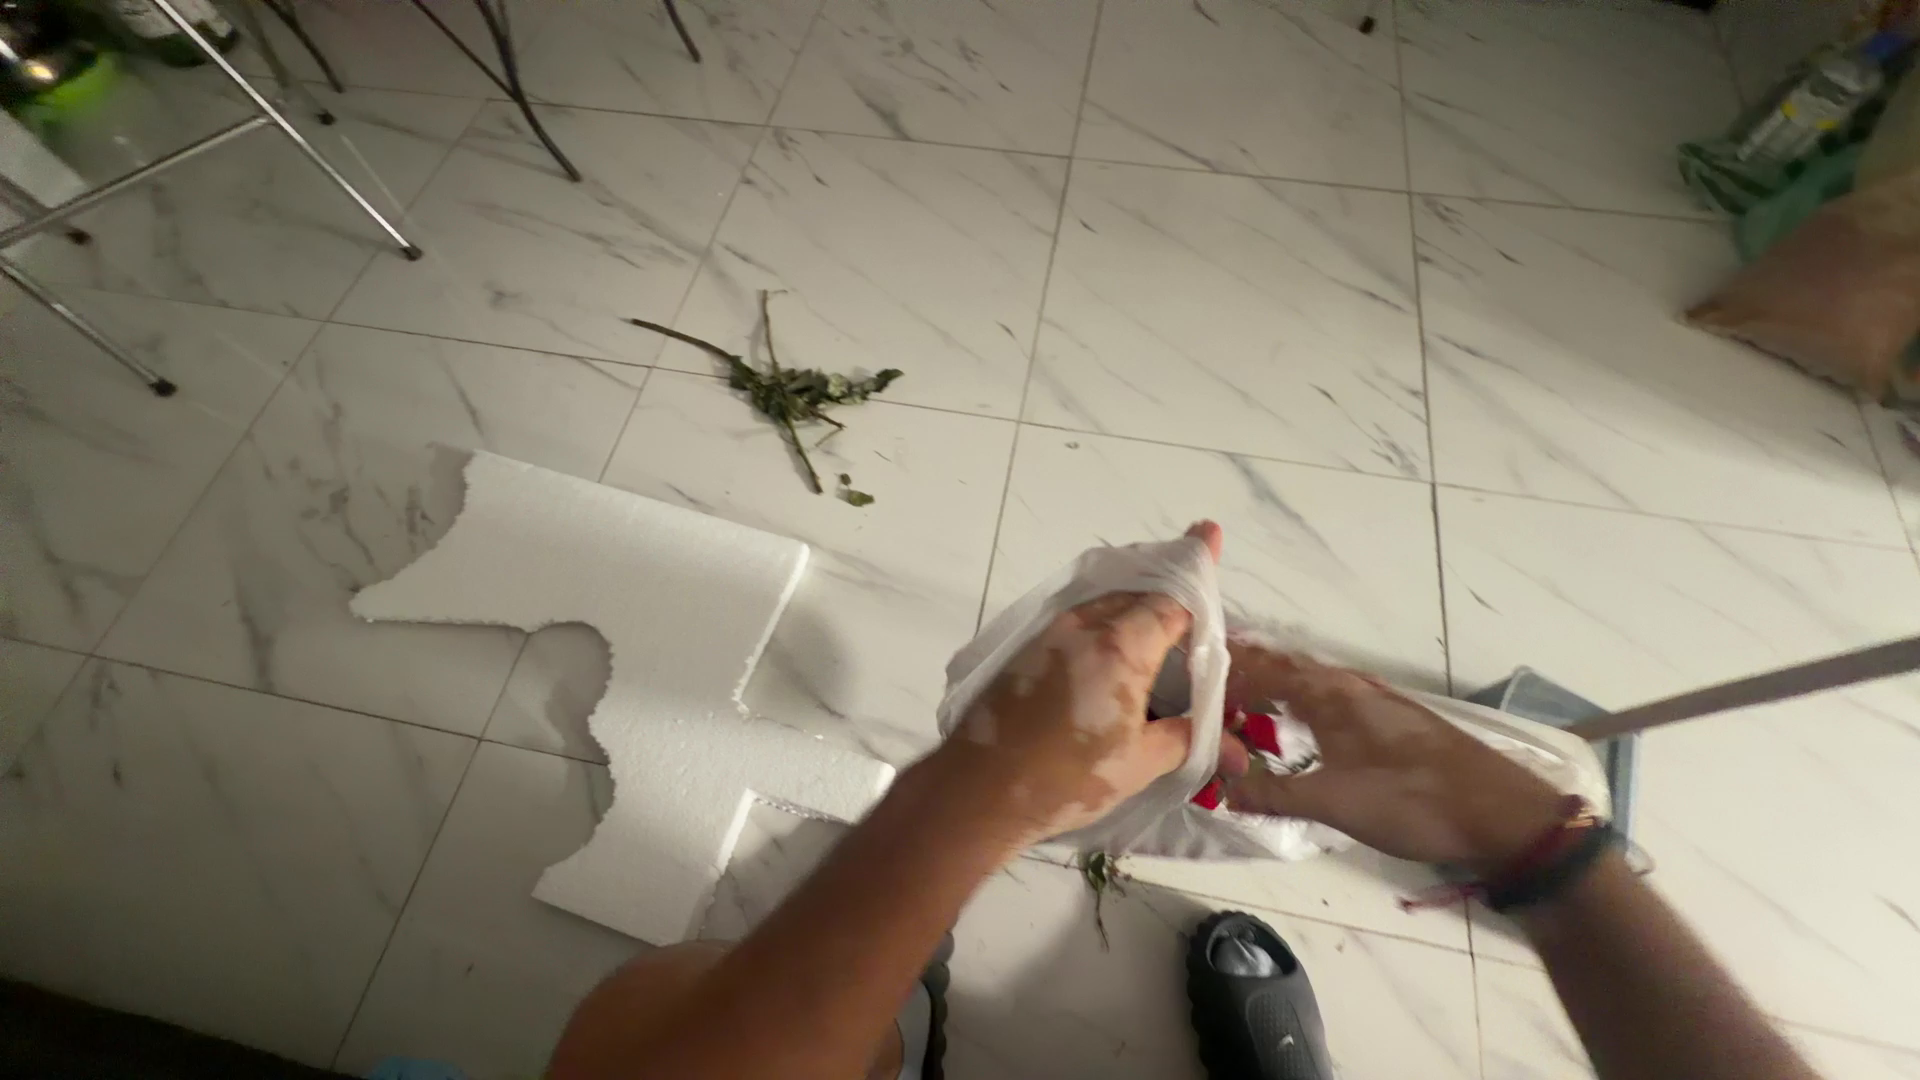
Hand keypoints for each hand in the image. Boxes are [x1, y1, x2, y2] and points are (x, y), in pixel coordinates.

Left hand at [928, 522, 1227, 846]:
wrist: (980, 786)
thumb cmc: (1066, 778)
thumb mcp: (1139, 763)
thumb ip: (1187, 740)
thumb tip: (1234, 749)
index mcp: (1120, 647)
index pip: (1170, 598)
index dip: (1197, 571)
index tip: (1210, 535)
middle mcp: (1084, 626)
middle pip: (1136, 589)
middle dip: (1167, 581)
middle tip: (1194, 577)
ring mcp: (1050, 633)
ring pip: (1104, 599)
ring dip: (1135, 597)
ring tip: (1161, 611)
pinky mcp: (1029, 647)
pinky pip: (1079, 614)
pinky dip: (1107, 613)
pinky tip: (1116, 640)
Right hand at [1223, 649, 1566, 873]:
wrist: (1505, 815)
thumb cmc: (1411, 801)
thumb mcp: (1332, 803)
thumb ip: (1271, 795)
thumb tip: (1217, 790)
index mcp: (1329, 694)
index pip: (1263, 670)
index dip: (1227, 673)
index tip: (1193, 677)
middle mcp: (1349, 686)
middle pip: (1286, 665)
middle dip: (1247, 668)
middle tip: (1211, 677)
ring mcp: (1376, 699)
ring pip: (1312, 678)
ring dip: (1276, 680)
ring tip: (1247, 692)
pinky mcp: (1395, 718)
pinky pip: (1332, 692)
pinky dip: (1304, 695)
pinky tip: (1307, 719)